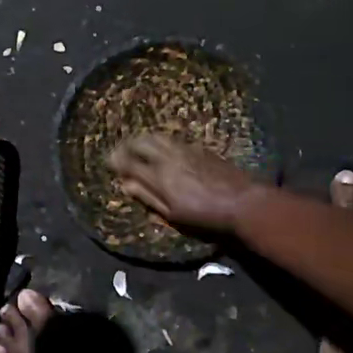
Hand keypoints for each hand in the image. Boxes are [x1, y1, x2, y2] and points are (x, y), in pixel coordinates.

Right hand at [107, 132, 260, 232]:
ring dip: (143, 139)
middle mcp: (168, 158)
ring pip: (158, 137)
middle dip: (127, 144)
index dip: (116, 160)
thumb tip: (126, 185)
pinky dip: (161, 141)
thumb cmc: (205, 215)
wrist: (244, 202)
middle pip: (141, 143)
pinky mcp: (200, 149)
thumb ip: (148, 197)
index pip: (129, 163)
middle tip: (121, 149)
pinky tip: (163, 148)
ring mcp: (185, 151)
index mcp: (158, 176)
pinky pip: (174, 139)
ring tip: (138, 144)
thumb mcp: (172, 214)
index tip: (109, 160)